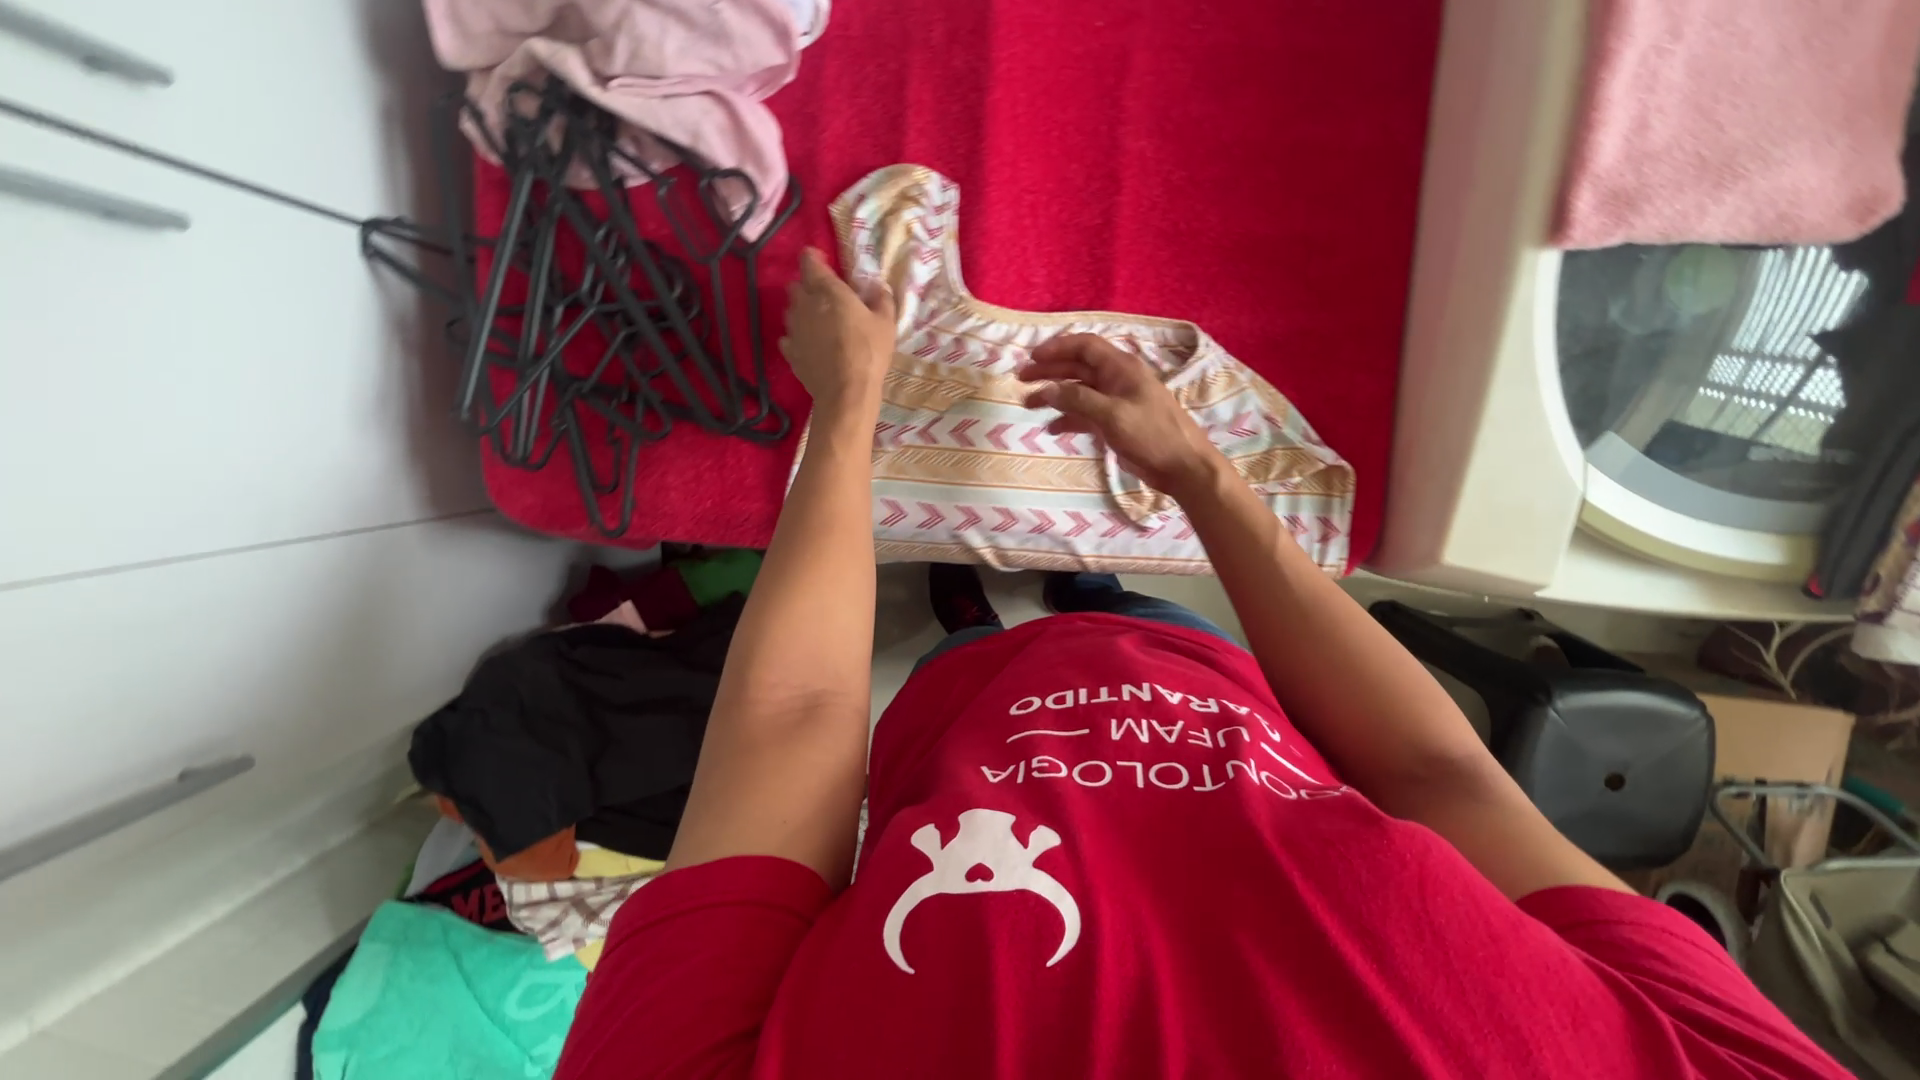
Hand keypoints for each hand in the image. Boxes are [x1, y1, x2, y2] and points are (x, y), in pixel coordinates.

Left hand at [779, 248, 895, 418]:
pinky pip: (789, 337)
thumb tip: (878, 286)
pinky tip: (810, 344)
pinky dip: (797, 336)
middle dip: (807, 286)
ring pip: (791, 310)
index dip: (814, 258)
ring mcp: (794, 329)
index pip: (809, 261)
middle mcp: (804, 304)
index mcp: (827, 291)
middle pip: (796, 285)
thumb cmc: (869, 351)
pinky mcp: (790, 352)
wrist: (847, 392)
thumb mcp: (886, 323)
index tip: (823, 262)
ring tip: (818, 321)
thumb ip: (881, 299)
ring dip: (802, 310)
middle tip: (825, 296)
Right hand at [1017, 333, 1225, 497]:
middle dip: (1049, 371)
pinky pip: (1086, 414)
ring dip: (1054, 395)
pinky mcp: (1115, 423)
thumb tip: (1046, 388)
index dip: (1057, 348)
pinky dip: (1068, 418)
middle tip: (1021, 379)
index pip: (1085, 346)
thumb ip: (1077, 400)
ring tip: (1028, 403)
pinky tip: (1051, 428)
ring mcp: (1116, 401)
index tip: (1032, 358)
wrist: (1182, 466)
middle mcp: (1117, 379)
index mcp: (1121, 368)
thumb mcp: (1112, 415)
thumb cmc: (1152, 434)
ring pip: (1079, 391)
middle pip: (1077, 367)